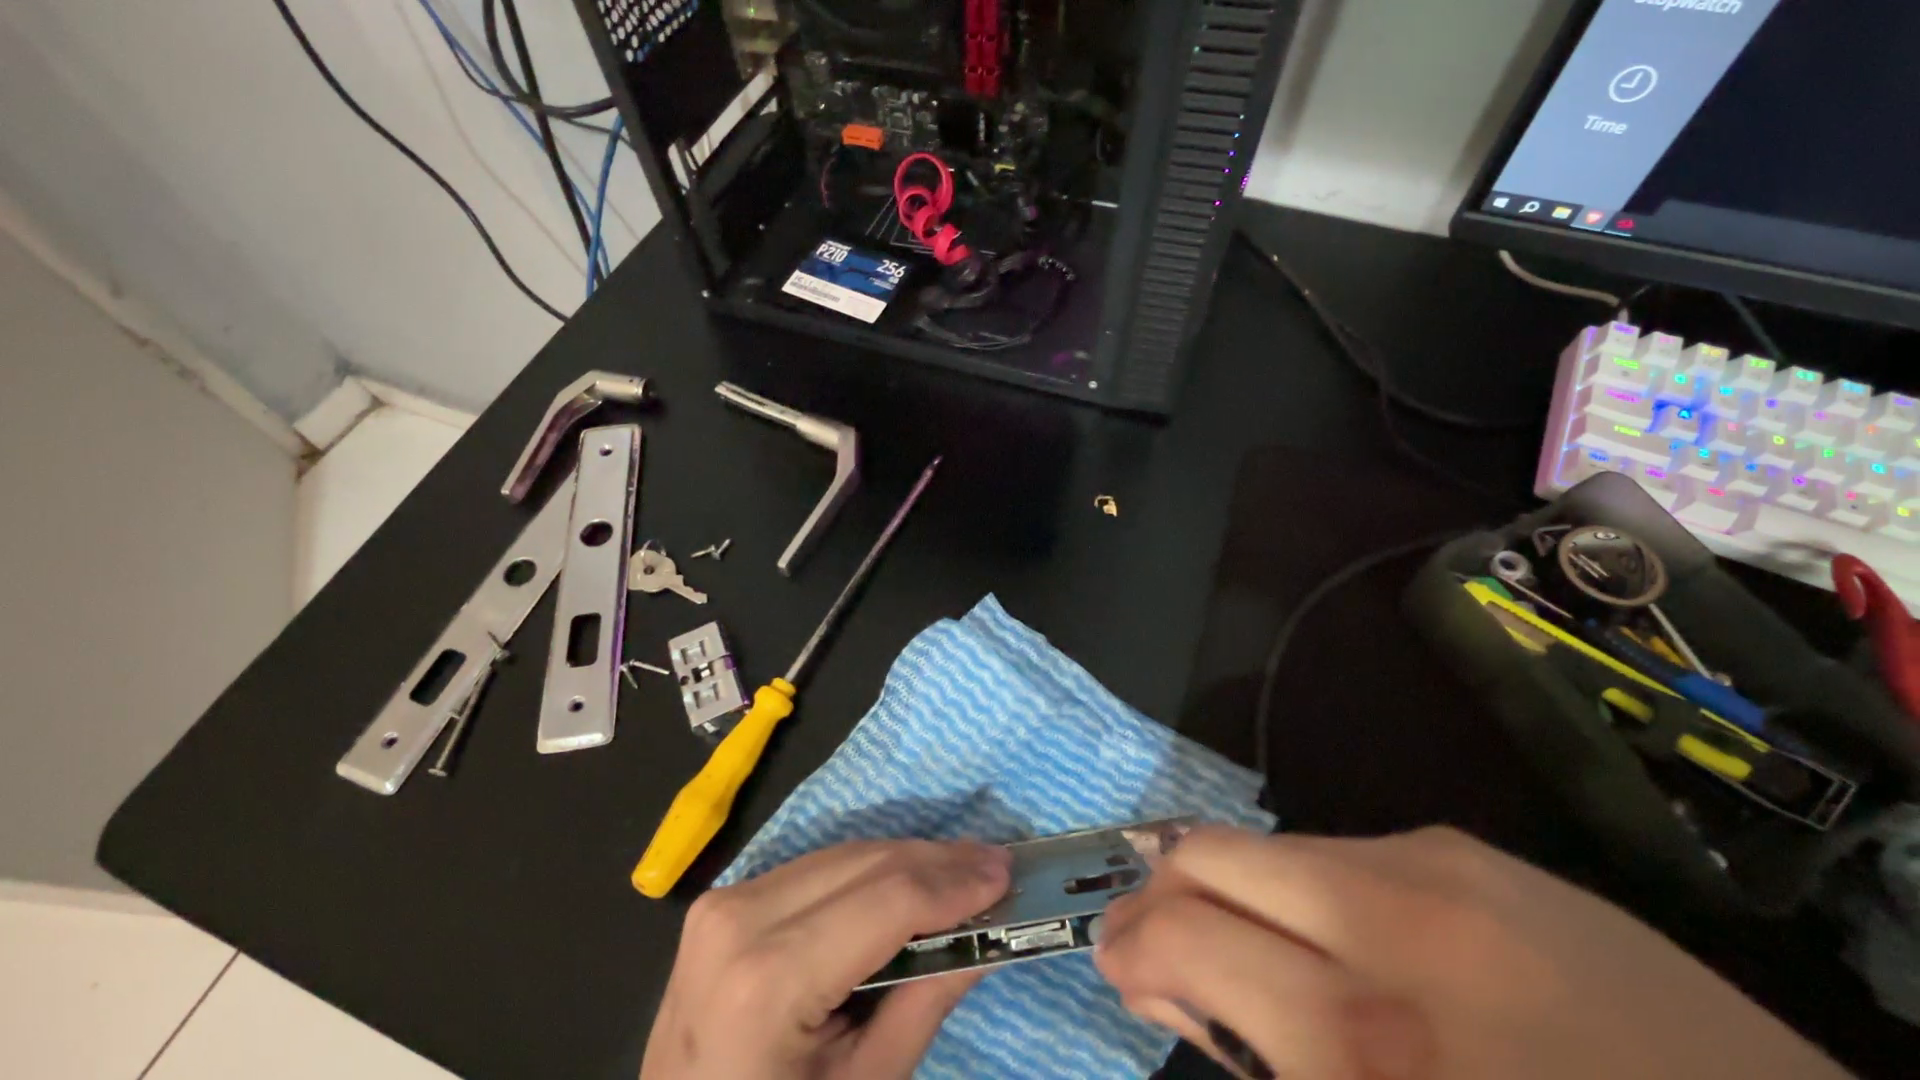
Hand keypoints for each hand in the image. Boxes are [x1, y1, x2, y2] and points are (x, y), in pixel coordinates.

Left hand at [641, 839, 1011, 1078]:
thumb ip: (926, 1002)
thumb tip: (988, 937)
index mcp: (770, 977)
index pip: (887, 900)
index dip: (953, 883)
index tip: (1007, 876)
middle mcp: (740, 918)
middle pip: (865, 864)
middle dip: (940, 863)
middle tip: (998, 867)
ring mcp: (724, 902)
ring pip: (842, 855)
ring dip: (909, 860)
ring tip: (964, 871)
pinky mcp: (722, 900)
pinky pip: (813, 868)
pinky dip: (868, 870)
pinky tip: (907, 880)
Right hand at [1093, 825, 1851, 1079]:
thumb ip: (1258, 1061)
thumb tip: (1178, 987)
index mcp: (1361, 1039)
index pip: (1173, 933)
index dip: (1127, 952)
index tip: (1133, 981)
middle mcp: (1390, 919)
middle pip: (1205, 852)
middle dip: (1162, 899)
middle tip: (1174, 962)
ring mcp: (1444, 869)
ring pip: (1272, 845)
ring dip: (1241, 895)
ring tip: (1273, 964)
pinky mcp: (1484, 855)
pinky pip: (1349, 851)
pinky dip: (1314, 893)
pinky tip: (1362, 953)